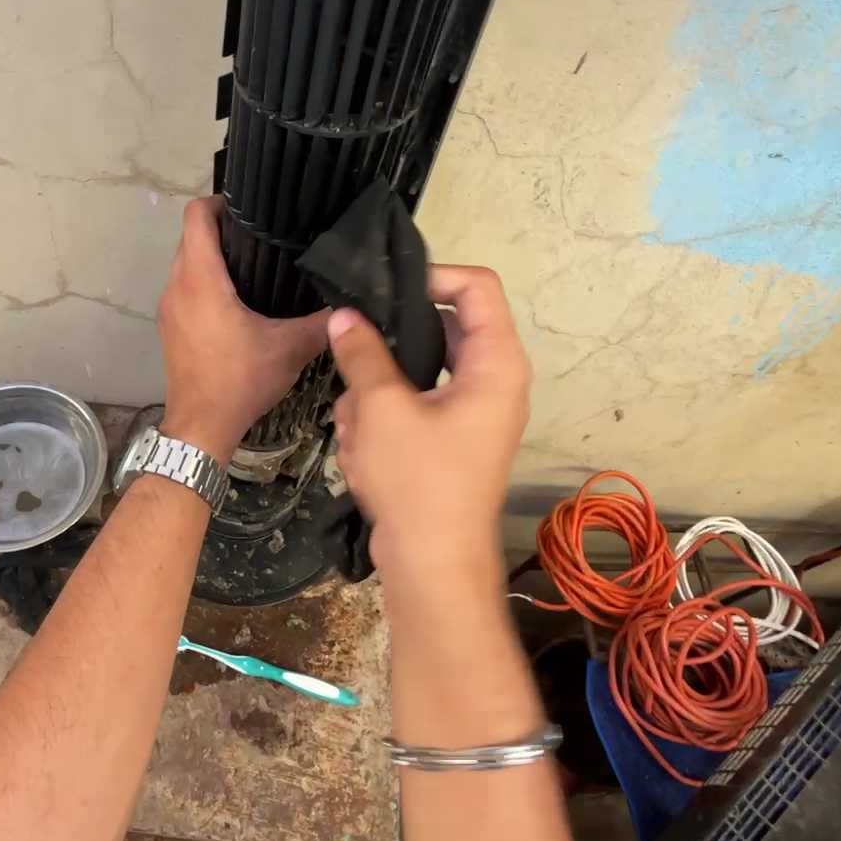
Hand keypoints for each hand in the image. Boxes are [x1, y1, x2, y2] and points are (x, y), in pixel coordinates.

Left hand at [158, 197, 331, 460]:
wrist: (201, 428)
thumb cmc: (240, 381)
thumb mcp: (290, 349)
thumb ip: (321, 322)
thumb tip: (351, 304)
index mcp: (200, 280)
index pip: (197, 215)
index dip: (221, 201)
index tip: (250, 209)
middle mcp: (176, 287)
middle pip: (191, 238)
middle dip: (223, 231)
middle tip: (263, 238)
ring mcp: (168, 309)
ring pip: (186, 265)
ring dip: (213, 259)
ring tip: (254, 267)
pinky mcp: (170, 328)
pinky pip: (184, 290)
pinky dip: (205, 284)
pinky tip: (237, 301)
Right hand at [328, 265, 531, 570]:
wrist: (431, 564)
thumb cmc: (418, 481)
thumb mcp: (382, 408)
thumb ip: (362, 353)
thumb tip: (344, 316)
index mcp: (496, 364)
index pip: (476, 286)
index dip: (432, 275)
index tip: (382, 288)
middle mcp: (490, 383)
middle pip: (435, 334)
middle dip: (385, 355)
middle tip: (352, 366)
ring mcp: (467, 415)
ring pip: (411, 377)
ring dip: (374, 400)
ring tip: (357, 433)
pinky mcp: (444, 442)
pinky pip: (407, 412)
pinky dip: (380, 428)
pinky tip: (361, 456)